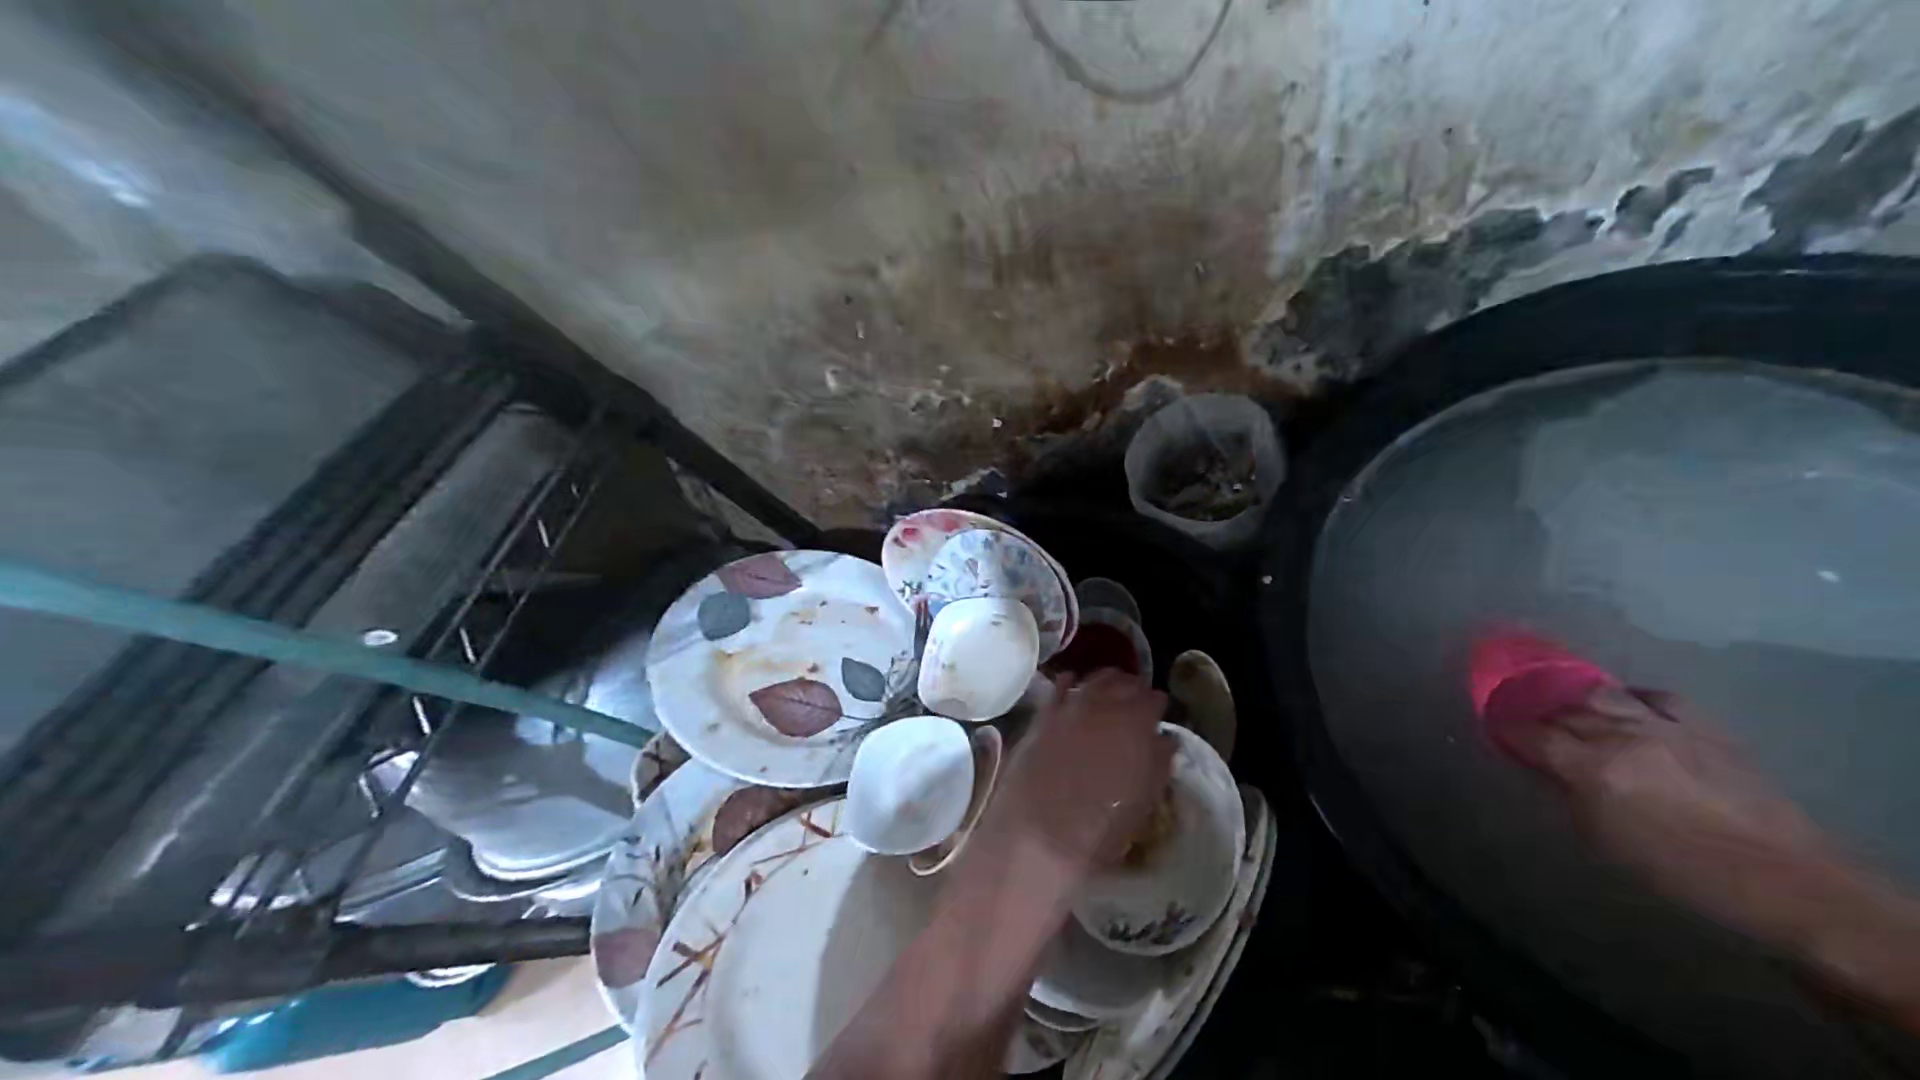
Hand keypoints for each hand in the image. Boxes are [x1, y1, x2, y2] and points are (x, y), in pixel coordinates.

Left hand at [987, 670, 1173, 876]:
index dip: (1157, 705)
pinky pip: (1058, 687)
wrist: (1040, 836)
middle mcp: (1103, 707)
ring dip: (1105, 682)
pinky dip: (1069, 683)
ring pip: (1093, 680)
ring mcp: (1070, 708)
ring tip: (1109, 688)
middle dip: (1132, 688)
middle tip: (1136, 697)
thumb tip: (1164, 739)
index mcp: (1136, 726)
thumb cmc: (1101, 829)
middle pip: (1123, 683)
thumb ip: (1158, 763)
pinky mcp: (1043, 716)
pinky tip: (1072, 685)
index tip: (1158, 712)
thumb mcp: (1143, 801)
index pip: (1154, 700)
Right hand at [1505, 687, 1919, 1034]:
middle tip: (1528, 721)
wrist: (1788, 884)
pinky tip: (1629, 706)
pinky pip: (1659, 697)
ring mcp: (1668, 728)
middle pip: (1564, 710)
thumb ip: (1569, 795)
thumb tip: (1548, 769)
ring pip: (1604, 694)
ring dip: (1579, 700)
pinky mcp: (1707, 729)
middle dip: (1540, 714)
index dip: (1507, 730)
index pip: (1531, 734)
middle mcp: (1623, 737)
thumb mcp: (1604, 841)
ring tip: (1571, 708)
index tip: (1495, 730)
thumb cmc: (1682, 873)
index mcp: (1592, 768)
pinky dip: (1635, 698)